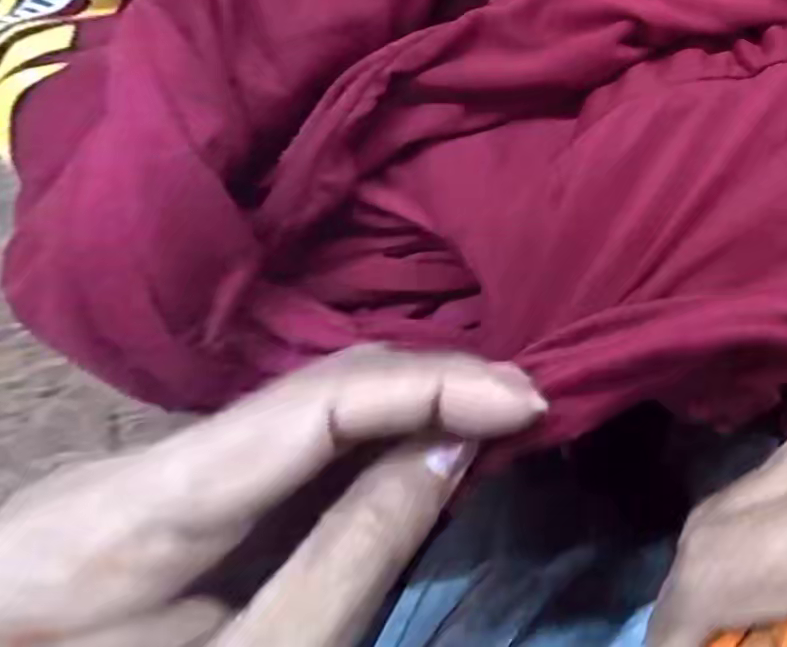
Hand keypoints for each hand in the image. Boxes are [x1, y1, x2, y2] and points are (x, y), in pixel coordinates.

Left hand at [0, 345, 547, 646]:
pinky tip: (440, 438)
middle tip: (528, 407)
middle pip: (321, 387)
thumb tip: (464, 438)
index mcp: (109, 520)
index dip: (436, 386)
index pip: (312, 403)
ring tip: (501, 416)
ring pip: (323, 400)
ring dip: (425, 403)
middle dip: (441, 388)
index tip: (529, 403)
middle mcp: (131, 470)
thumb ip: (360, 550)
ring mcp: (157, 475)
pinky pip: (310, 435)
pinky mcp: (185, 493)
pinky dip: (390, 430)